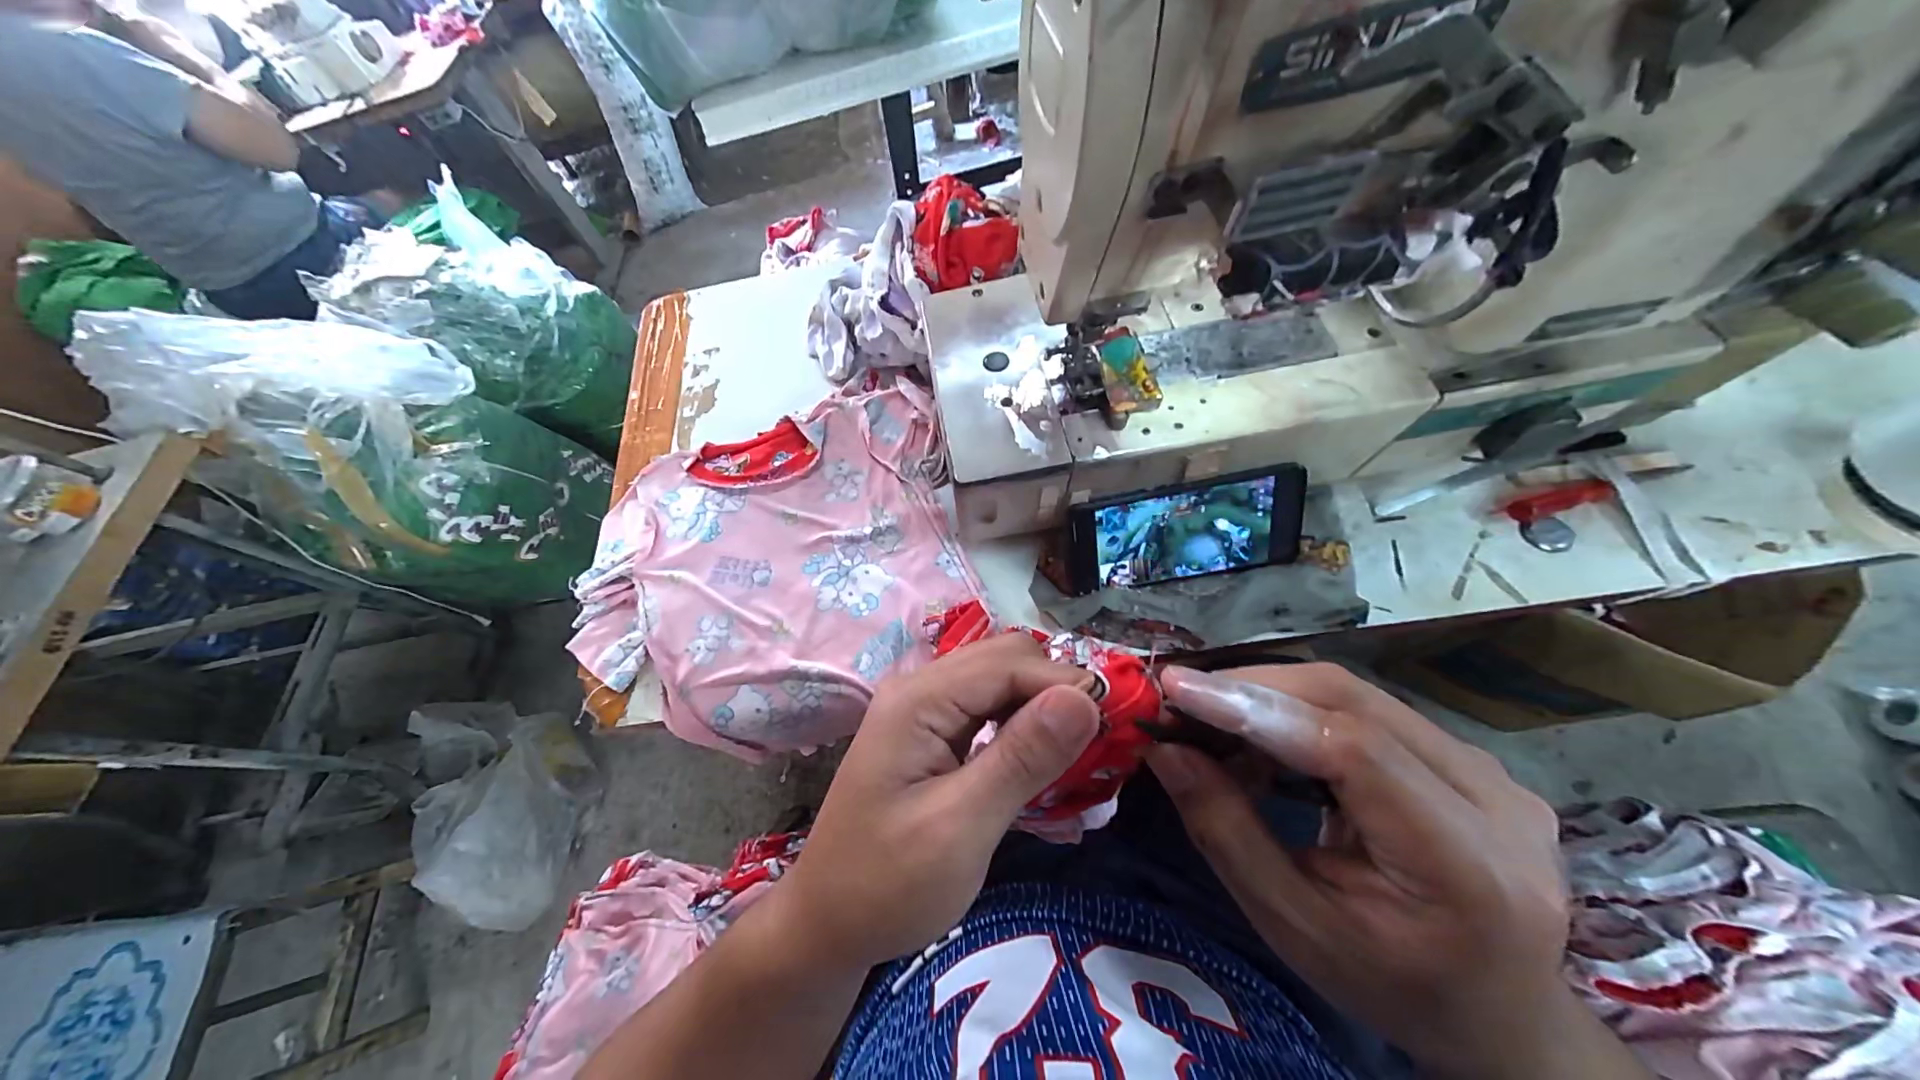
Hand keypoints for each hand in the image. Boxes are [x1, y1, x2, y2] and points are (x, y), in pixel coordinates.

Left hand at [776, 633, 1101, 968]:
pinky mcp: (931, 733)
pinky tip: (1041, 755)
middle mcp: (919, 688)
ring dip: (1043, 705)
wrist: (827, 925)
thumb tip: (1084, 696)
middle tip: (1099, 743)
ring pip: (1000, 680)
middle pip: (1006, 660)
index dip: (1066, 684)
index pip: (1009, 663)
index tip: (1116, 726)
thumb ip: (1022, 758)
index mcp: (918, 700)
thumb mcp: (961, 827)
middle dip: (1057, 690)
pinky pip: (987, 708)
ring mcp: (922, 709)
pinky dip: (1022, 723)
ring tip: (1079, 750)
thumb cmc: (888, 886)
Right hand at [1148, 664, 1646, 1079]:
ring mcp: (1494, 773)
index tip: (1176, 689)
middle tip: (1181, 697)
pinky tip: (1267, 735)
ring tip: (1214, 718)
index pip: (1354, 748)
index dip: (1258, 707)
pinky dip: (1304, 711)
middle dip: (1255, 688)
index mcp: (1463, 864)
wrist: (1497, 1018)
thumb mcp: (1291, 924)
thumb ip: (1226, 832)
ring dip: (1275, 695)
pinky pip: (1374, 711)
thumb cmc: (1387, 986)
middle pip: (1356, 703)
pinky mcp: (1476, 761)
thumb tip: (1165, 749)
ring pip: (1361, 696)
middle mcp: (1494, 800)